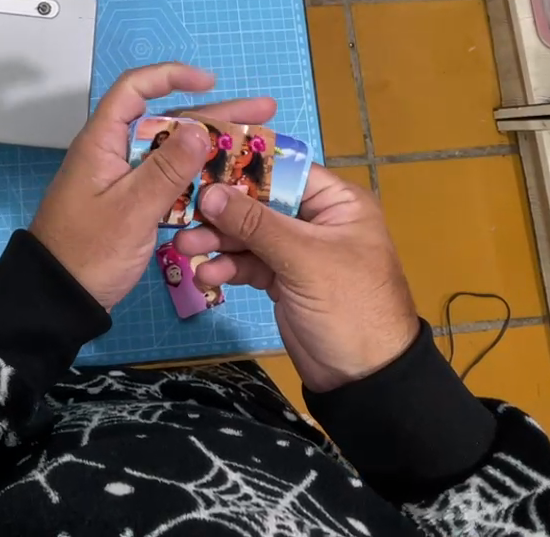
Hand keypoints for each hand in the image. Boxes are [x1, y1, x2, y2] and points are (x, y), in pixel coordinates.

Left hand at [29, 63, 274, 310]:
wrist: (57, 297)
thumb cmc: (89, 250)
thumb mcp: (131, 210)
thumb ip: (166, 169)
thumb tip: (199, 127)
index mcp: (103, 141)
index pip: (135, 89)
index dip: (171, 77)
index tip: (211, 82)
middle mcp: (115, 151)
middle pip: (167, 120)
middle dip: (214, 114)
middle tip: (263, 112)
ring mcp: (125, 177)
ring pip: (172, 151)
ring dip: (212, 146)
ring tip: (258, 142)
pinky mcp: (132, 201)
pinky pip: (169, 179)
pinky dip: (197, 176)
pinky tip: (230, 179)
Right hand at [174, 165, 419, 391]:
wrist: (365, 382)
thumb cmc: (349, 306)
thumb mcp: (303, 260)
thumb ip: (253, 223)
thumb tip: (208, 192)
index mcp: (336, 203)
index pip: (283, 171)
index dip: (243, 168)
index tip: (200, 166)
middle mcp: (316, 220)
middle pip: (259, 203)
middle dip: (222, 212)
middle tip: (184, 214)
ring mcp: (297, 251)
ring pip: (248, 234)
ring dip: (217, 241)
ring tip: (184, 248)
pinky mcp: (282, 278)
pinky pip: (249, 263)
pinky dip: (228, 267)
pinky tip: (207, 276)